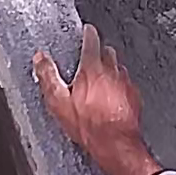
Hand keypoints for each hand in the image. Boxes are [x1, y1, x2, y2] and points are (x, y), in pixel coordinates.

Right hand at [34, 24, 160, 174]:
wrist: (116, 145)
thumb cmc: (89, 126)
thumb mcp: (59, 102)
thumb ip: (48, 77)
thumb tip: (40, 59)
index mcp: (92, 69)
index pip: (92, 41)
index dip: (88, 33)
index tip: (87, 29)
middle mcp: (112, 72)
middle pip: (108, 52)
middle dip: (100, 51)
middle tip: (92, 55)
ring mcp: (126, 84)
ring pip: (118, 67)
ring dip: (110, 68)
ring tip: (101, 76)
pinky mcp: (134, 97)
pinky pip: (127, 83)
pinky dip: (120, 85)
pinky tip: (113, 95)